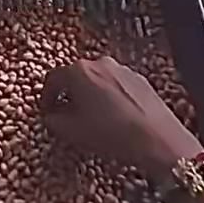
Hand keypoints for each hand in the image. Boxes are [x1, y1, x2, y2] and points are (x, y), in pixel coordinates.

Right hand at [40, 57, 202, 178]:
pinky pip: (116, 85)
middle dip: (69, 95)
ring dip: (91, 95)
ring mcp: (122, 70)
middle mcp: (100, 63)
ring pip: (98, 80)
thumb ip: (53, 120)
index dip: (47, 96)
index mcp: (79, 71)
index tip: (47, 110)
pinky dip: (109, 97)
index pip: (54, 79)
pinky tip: (113, 117)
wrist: (157, 139)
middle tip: (67, 115)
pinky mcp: (140, 79)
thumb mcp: (72, 131)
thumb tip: (51, 115)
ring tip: (92, 119)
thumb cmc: (112, 133)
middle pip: (76, 76)